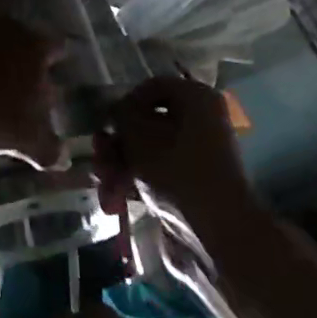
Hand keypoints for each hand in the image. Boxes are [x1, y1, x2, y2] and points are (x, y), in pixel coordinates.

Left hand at [0, 15, 65, 169]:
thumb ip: (49, 149)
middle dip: (25, 56)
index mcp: (37, 49)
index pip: (57, 46)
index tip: (49, 75)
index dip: (56, 60)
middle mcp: (14, 27)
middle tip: (19, 81)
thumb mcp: (24, 140)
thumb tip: (65, 159)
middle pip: (27, 38)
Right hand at [95, 77, 254, 219]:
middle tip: (98, 161)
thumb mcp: (140, 136)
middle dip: (117, 145)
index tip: (107, 123)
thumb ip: (122, 117)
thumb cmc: (178, 170)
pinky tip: (115, 202)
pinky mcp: (194, 183)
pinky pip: (159, 173)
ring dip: (120, 168)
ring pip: (149, 152)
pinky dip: (135, 184)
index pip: (154, 87)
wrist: (218, 230)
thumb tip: (117, 112)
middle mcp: (201, 120)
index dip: (125, 102)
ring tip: (104, 189)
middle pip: (147, 123)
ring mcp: (199, 154)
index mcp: (196, 98)